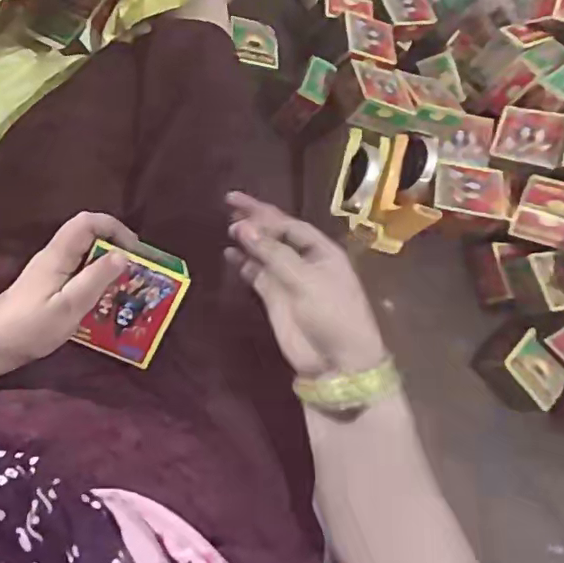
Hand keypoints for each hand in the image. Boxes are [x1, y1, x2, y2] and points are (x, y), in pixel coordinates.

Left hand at [0, 211, 138, 371]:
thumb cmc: (31, 327)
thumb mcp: (69, 306)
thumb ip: (96, 279)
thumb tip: (123, 255)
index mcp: (58, 254)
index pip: (88, 221)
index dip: (115, 228)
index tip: (134, 251)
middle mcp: (54, 256)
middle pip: (89, 235)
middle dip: (115, 248)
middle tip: (135, 272)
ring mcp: (50, 270)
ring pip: (85, 255)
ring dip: (107, 265)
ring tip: (125, 287)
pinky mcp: (48, 285)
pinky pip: (78, 271)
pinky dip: (95, 279)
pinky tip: (104, 300)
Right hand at [224, 192, 387, 379]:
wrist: (336, 360)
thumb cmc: (332, 314)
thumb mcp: (306, 280)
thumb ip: (273, 253)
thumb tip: (242, 228)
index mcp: (321, 251)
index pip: (288, 224)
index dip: (263, 212)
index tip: (236, 201)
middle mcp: (305, 260)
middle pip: (275, 234)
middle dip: (254, 220)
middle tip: (228, 205)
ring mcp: (289, 279)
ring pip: (264, 253)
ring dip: (247, 241)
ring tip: (227, 228)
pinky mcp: (275, 298)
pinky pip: (256, 274)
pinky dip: (243, 263)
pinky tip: (229, 254)